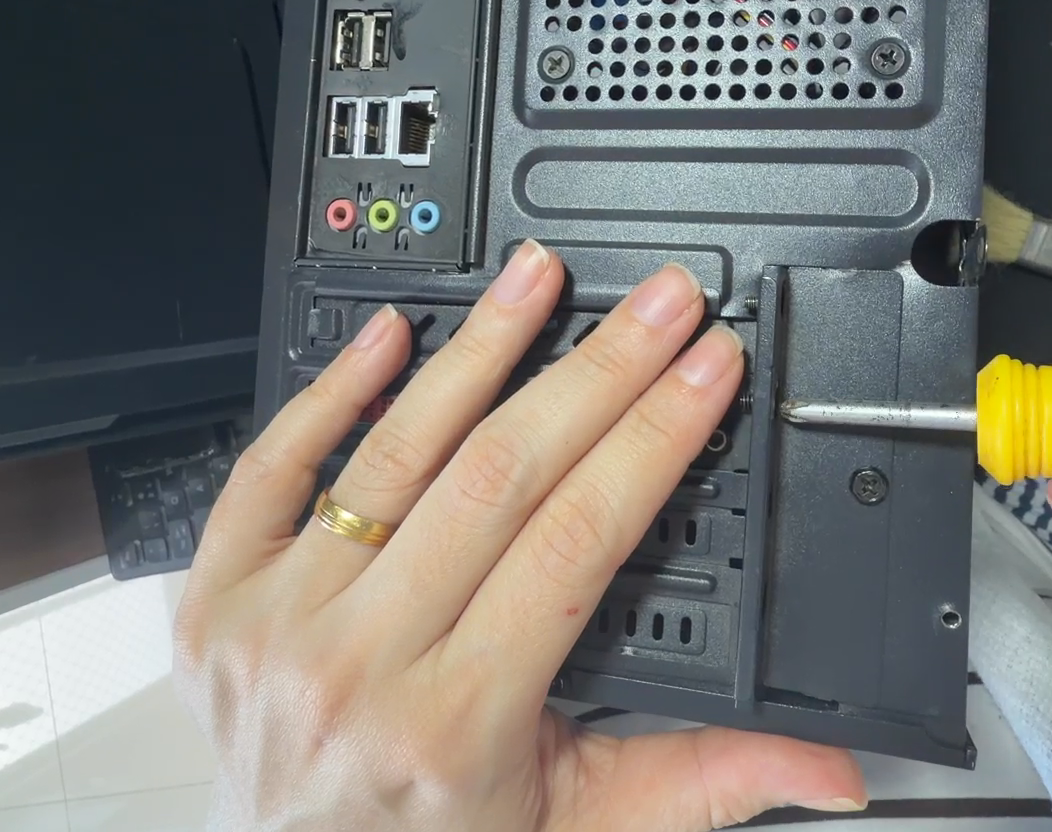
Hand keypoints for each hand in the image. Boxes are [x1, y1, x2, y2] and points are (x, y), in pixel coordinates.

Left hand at [173, 243, 865, 830]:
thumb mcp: (578, 828)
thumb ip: (703, 781)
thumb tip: (827, 769)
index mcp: (460, 720)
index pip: (578, 538)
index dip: (654, 437)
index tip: (704, 368)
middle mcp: (361, 659)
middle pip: (503, 472)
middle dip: (602, 369)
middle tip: (660, 301)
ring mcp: (281, 615)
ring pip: (399, 445)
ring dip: (484, 345)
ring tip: (541, 274)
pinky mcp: (224, 589)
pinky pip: (274, 465)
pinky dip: (334, 386)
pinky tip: (394, 329)